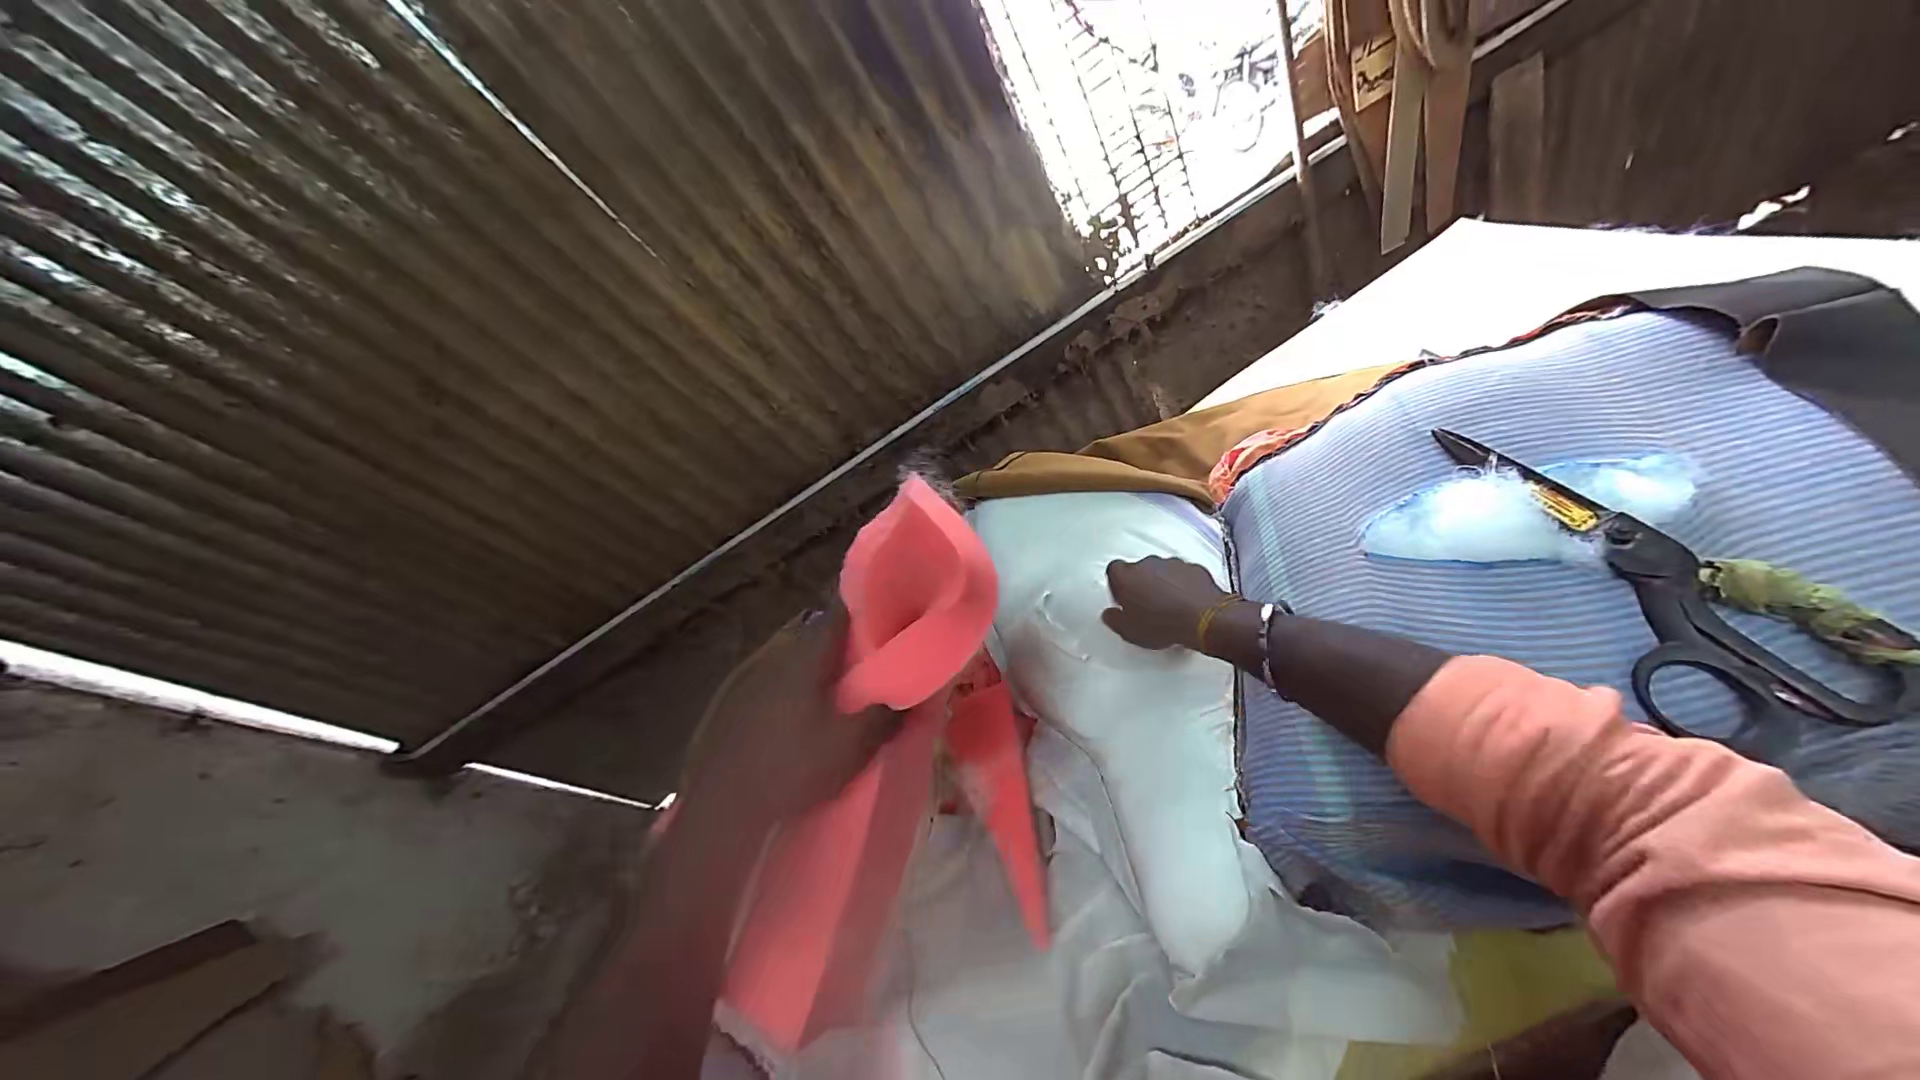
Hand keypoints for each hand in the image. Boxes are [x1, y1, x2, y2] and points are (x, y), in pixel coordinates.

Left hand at [677, 604, 900, 829]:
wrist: (720, 808)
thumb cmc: (793, 767)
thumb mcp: (853, 745)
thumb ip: (887, 713)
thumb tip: (914, 692)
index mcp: (807, 654)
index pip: (841, 610)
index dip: (869, 609)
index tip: (892, 619)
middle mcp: (776, 653)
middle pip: (818, 632)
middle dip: (846, 642)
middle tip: (872, 661)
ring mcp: (750, 676)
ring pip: (795, 656)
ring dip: (819, 667)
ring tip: (841, 691)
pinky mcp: (733, 701)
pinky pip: (775, 680)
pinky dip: (795, 687)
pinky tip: (802, 716)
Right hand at [1102, 556, 1233, 651]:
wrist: (1203, 620)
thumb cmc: (1165, 623)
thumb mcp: (1128, 631)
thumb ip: (1114, 619)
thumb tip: (1111, 616)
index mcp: (1125, 576)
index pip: (1113, 571)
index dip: (1117, 586)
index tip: (1122, 600)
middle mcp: (1147, 564)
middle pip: (1138, 569)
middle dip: (1140, 584)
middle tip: (1144, 606)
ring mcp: (1172, 564)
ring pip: (1161, 571)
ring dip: (1161, 584)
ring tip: (1167, 608)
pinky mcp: (1193, 568)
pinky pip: (1183, 575)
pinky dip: (1182, 586)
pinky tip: (1184, 604)